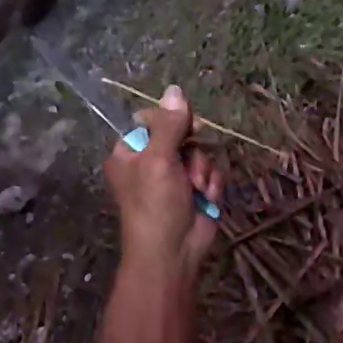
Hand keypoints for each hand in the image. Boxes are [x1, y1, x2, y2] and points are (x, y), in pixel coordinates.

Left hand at [105, 86, 222, 274]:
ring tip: (197, 189)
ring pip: (201, 153)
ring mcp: (175, 177)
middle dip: (192, 150)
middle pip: (182, 134)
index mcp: (131, 152)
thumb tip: (175, 90)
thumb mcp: (158, 160)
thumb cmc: (155, 205)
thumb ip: (169, 125)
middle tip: (191, 164)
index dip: (172, 121)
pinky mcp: (196, 190)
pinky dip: (212, 184)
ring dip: (203, 170)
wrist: (173, 252)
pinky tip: (207, 198)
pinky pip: (211, 171)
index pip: (153, 119)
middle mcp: (152, 161)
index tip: (185, 126)